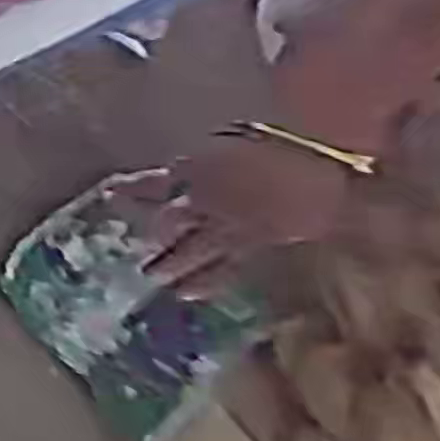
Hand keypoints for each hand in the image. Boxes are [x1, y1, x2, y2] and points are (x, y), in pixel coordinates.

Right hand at [146, 141, 352, 295]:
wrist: (309, 147)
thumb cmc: (325, 187)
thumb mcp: (315, 220)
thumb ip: (285, 233)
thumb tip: (271, 242)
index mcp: (255, 237)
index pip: (222, 267)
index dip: (202, 281)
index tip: (180, 294)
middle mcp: (220, 221)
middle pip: (189, 247)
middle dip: (168, 261)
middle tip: (148, 274)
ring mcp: (200, 194)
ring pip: (168, 216)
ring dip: (148, 227)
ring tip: (126, 232)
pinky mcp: (189, 169)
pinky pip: (158, 180)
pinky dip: (135, 186)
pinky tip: (114, 189)